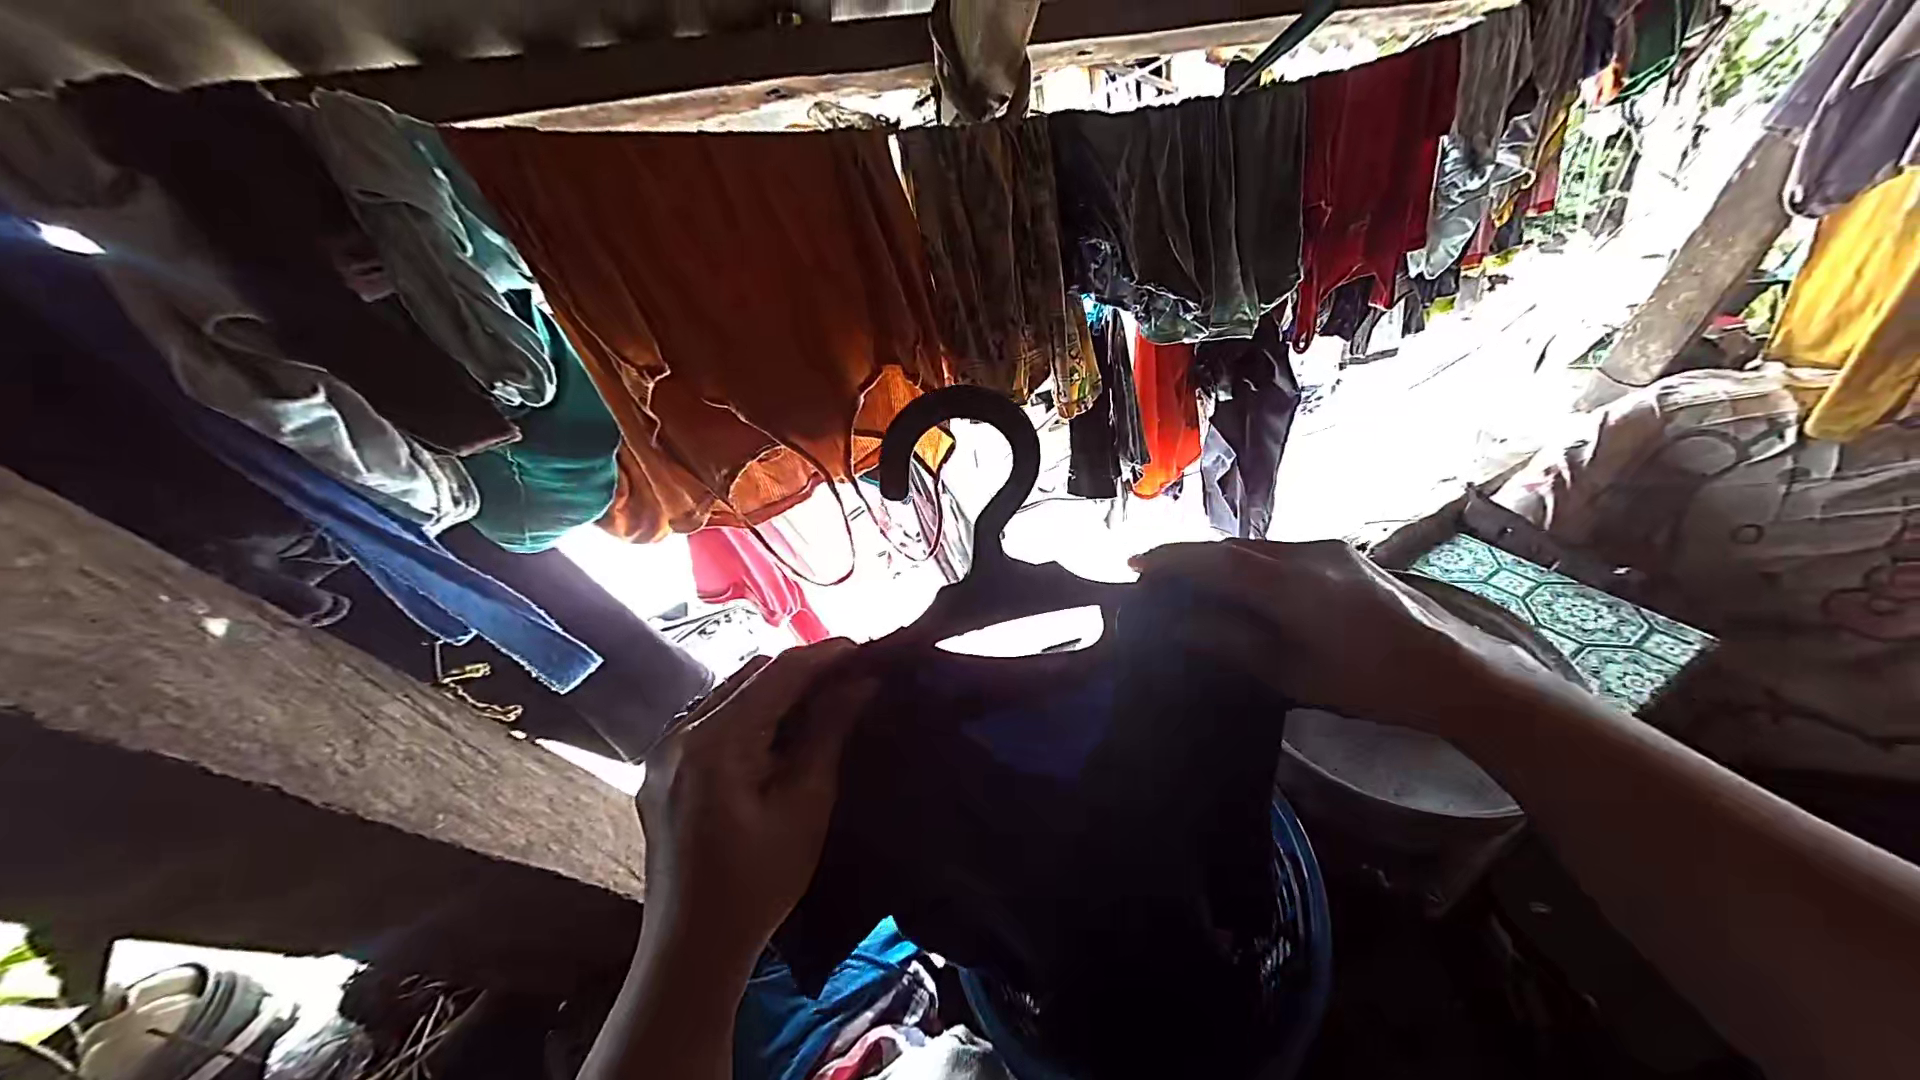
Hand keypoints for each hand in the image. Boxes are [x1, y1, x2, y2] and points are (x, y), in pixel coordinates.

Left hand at [637, 639, 872, 959]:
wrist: (694, 947)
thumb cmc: (759, 883)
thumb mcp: (805, 804)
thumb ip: (828, 732)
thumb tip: (860, 682)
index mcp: (713, 742)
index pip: (776, 674)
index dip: (824, 656)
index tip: (864, 648)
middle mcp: (679, 733)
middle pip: (751, 675)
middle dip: (803, 670)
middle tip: (850, 676)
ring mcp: (665, 749)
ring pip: (732, 691)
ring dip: (778, 688)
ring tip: (824, 697)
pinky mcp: (664, 766)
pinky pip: (715, 716)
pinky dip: (753, 711)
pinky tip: (782, 728)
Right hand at [1131, 539, 1545, 738]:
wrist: (1460, 671)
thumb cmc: (1374, 683)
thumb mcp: (1294, 673)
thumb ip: (1232, 642)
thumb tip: (1180, 624)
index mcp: (1296, 587)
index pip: (1219, 561)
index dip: (1173, 559)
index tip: (1136, 564)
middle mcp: (1309, 554)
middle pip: (1232, 548)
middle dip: (1189, 557)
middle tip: (1154, 575)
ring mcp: (1328, 549)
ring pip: (1255, 547)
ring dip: (1217, 560)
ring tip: (1188, 580)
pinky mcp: (1341, 553)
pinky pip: (1278, 551)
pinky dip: (1246, 563)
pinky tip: (1238, 584)